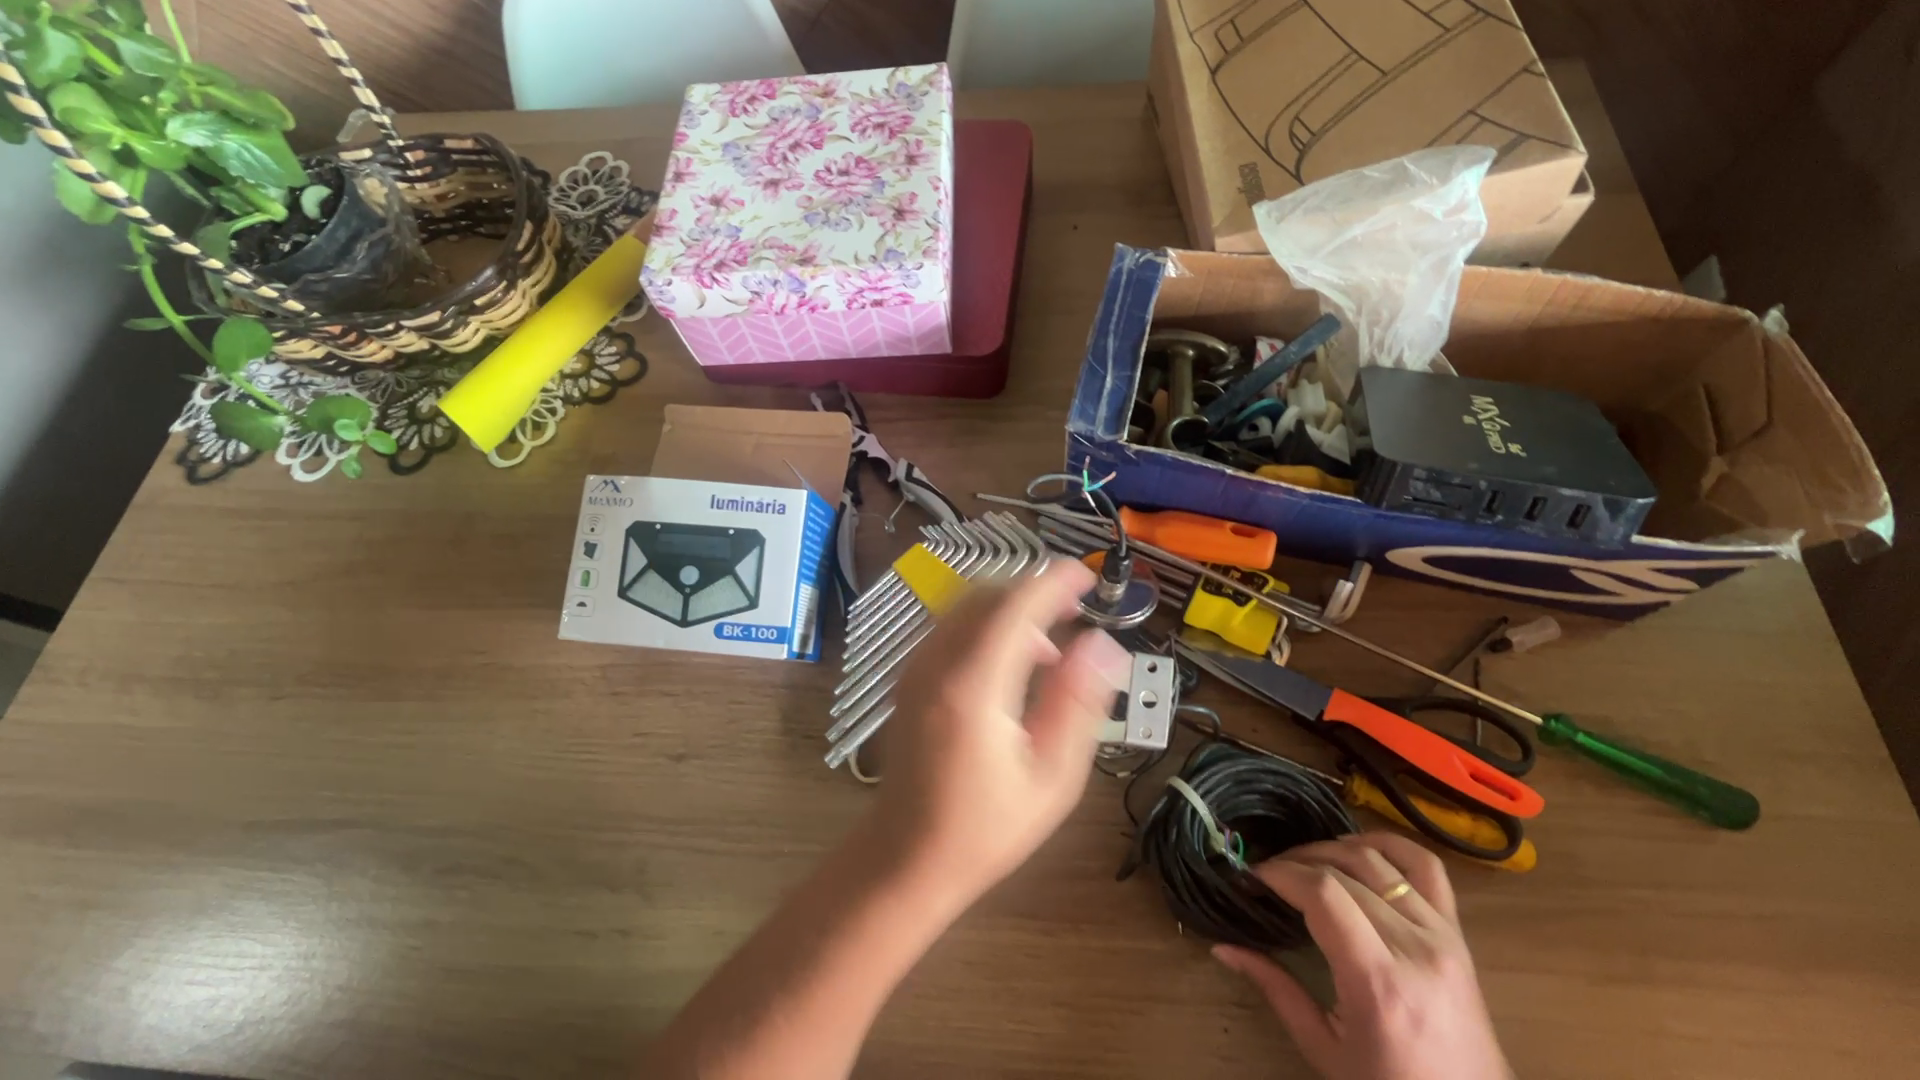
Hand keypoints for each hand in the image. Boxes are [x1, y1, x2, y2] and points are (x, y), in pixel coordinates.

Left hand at [875, 560, 1131, 905]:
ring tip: (1051, 642)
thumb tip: (1103, 645)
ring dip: (1009, 607)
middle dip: (1034, 589)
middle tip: (1077, 606)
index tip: (1088, 575)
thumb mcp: (1052, 776)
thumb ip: (1077, 704)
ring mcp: (915, 670)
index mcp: (972, 686)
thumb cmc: (987, 827)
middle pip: (987, 595)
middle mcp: (936, 665)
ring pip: (965, 606)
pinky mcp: (909, 680)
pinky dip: (985, 624)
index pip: (1014, 607)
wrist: (907, 856)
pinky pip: (950, 627)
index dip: (1053, 582)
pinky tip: (1012, 661)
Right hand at [1213, 833, 1511, 1079]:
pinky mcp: (1458, 933)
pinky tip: (1357, 849)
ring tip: (1304, 862)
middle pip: (1347, 870)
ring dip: (1332, 849)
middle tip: (1267, 873)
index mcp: (1378, 983)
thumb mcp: (1323, 1047)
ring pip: (1380, 861)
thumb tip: (1222, 947)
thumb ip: (1275, 989)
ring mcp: (1443, 936)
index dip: (1281, 873)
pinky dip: (1388, 845)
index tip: (1251, 878)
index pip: (1324, 894)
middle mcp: (1415, 948)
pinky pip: (1426, 867)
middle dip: (1296, 861)